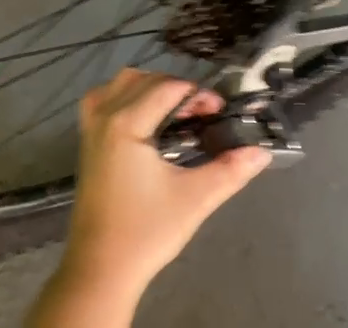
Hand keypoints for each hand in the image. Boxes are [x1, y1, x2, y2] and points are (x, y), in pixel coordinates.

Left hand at [65, 69, 270, 289]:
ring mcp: (90, 127)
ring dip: (149, 87)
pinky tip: (143, 119)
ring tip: (175, 112)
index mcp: (127, 123)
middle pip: (143, 79)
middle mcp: (104, 115)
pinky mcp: (86, 141)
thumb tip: (261, 152)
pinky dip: (124, 97)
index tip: (219, 112)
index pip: (167, 88)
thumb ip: (229, 171)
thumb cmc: (146, 231)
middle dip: (176, 88)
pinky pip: (102, 100)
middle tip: (202, 114)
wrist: (101, 267)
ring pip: (120, 84)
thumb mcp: (194, 199)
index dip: (197, 94)